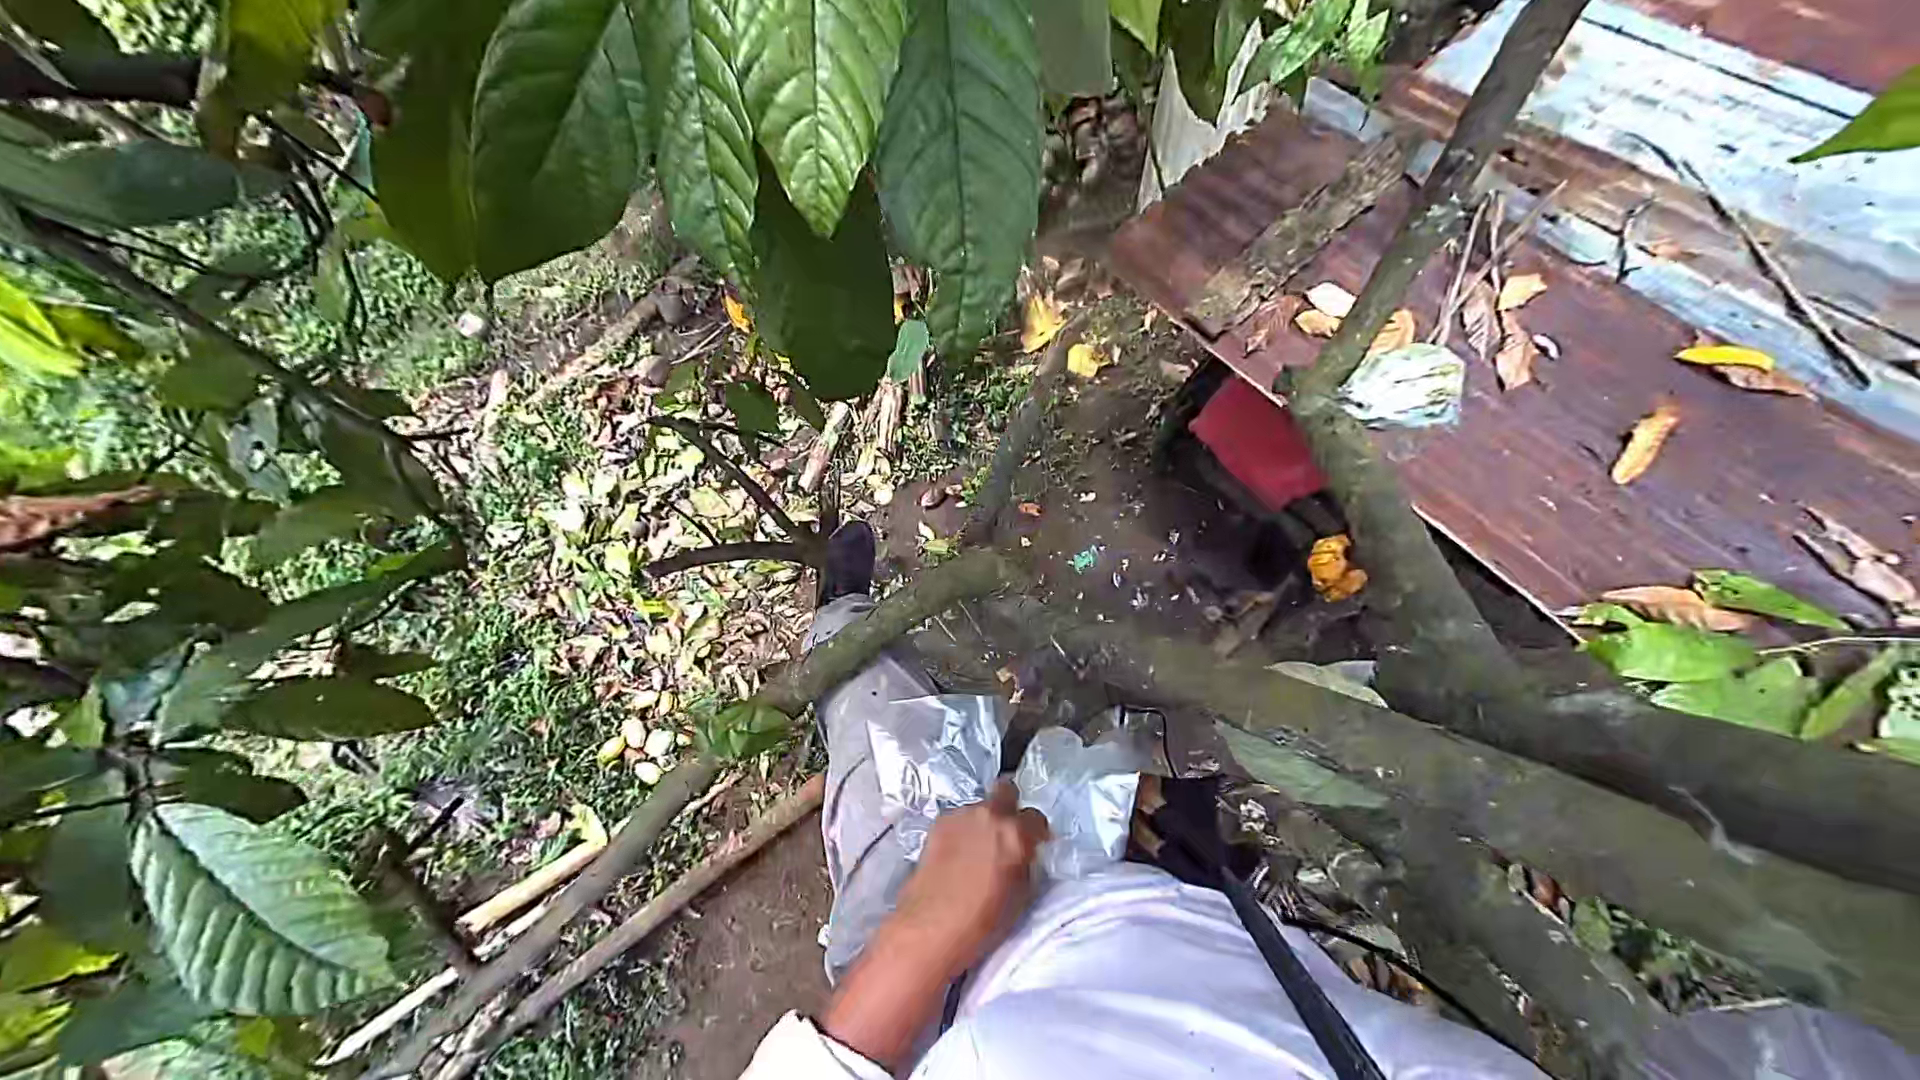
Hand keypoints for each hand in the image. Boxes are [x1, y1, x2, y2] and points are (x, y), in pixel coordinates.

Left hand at [820, 781, 1048, 1070]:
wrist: (930, 926)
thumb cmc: (983, 921)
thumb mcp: (1021, 894)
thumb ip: (1025, 862)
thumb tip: (1024, 852)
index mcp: (1015, 833)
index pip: (1036, 816)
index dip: (1036, 831)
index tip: (1034, 843)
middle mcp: (989, 814)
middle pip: (1006, 791)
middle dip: (1010, 806)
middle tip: (1005, 833)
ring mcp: (961, 815)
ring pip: (980, 807)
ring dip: (983, 822)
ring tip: (976, 850)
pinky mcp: (938, 822)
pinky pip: (959, 819)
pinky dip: (963, 830)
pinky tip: (956, 855)